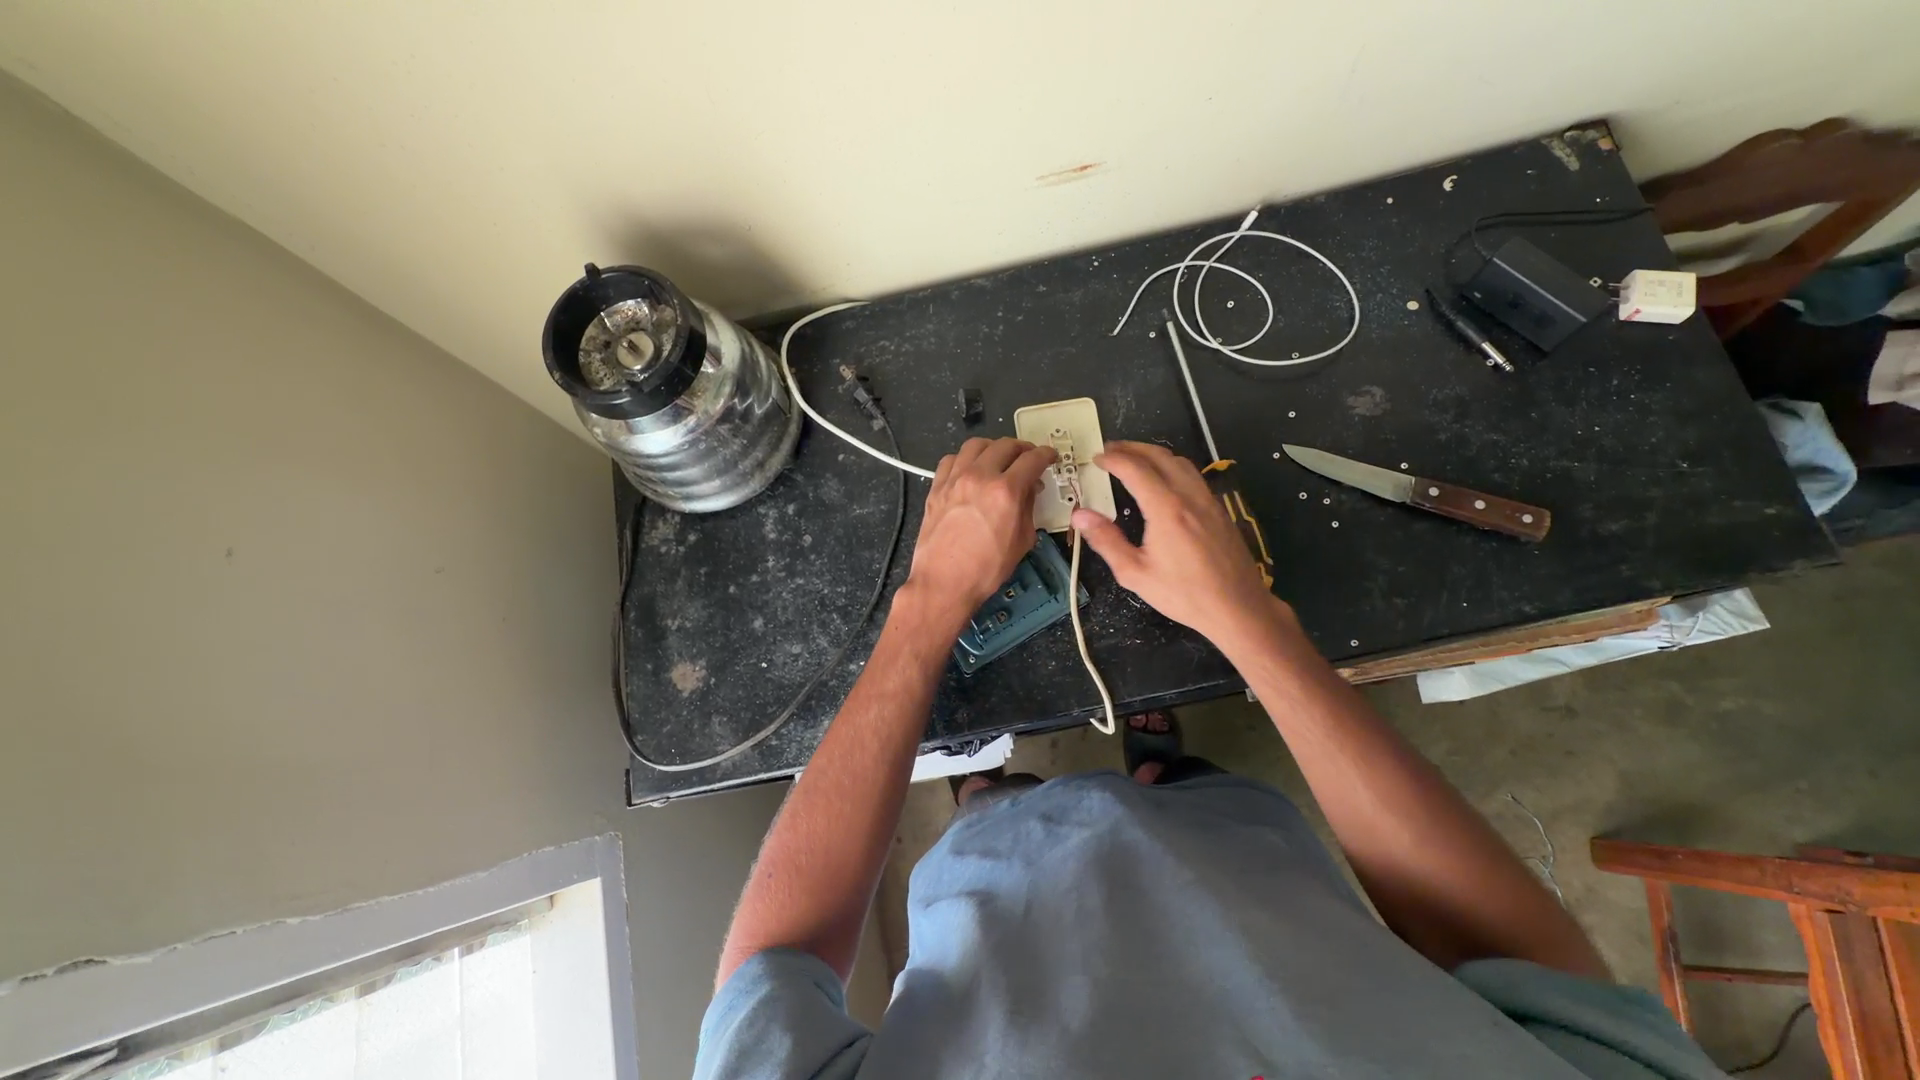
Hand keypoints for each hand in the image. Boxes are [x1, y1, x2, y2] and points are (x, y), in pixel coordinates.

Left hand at [902, 437, 1055, 624]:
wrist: (944, 582)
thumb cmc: (986, 569)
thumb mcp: (1022, 540)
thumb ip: (1029, 507)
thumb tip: (1030, 488)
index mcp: (1006, 491)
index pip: (1033, 459)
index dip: (1046, 454)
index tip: (1049, 456)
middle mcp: (980, 477)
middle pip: (1005, 445)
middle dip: (1022, 448)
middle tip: (1028, 458)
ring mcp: (955, 479)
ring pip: (976, 445)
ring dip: (993, 447)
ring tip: (999, 458)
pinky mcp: (937, 487)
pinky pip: (951, 459)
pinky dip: (965, 459)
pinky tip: (970, 469)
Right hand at [1072, 441, 1292, 646]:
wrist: (1237, 607)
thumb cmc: (1184, 594)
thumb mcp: (1135, 573)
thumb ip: (1106, 541)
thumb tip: (1080, 515)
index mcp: (1166, 509)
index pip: (1135, 469)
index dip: (1113, 459)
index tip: (1096, 458)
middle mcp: (1189, 497)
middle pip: (1159, 456)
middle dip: (1132, 448)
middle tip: (1110, 451)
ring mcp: (1209, 501)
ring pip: (1180, 462)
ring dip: (1154, 454)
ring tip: (1134, 459)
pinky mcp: (1220, 510)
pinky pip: (1193, 476)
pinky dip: (1172, 467)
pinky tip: (1164, 481)